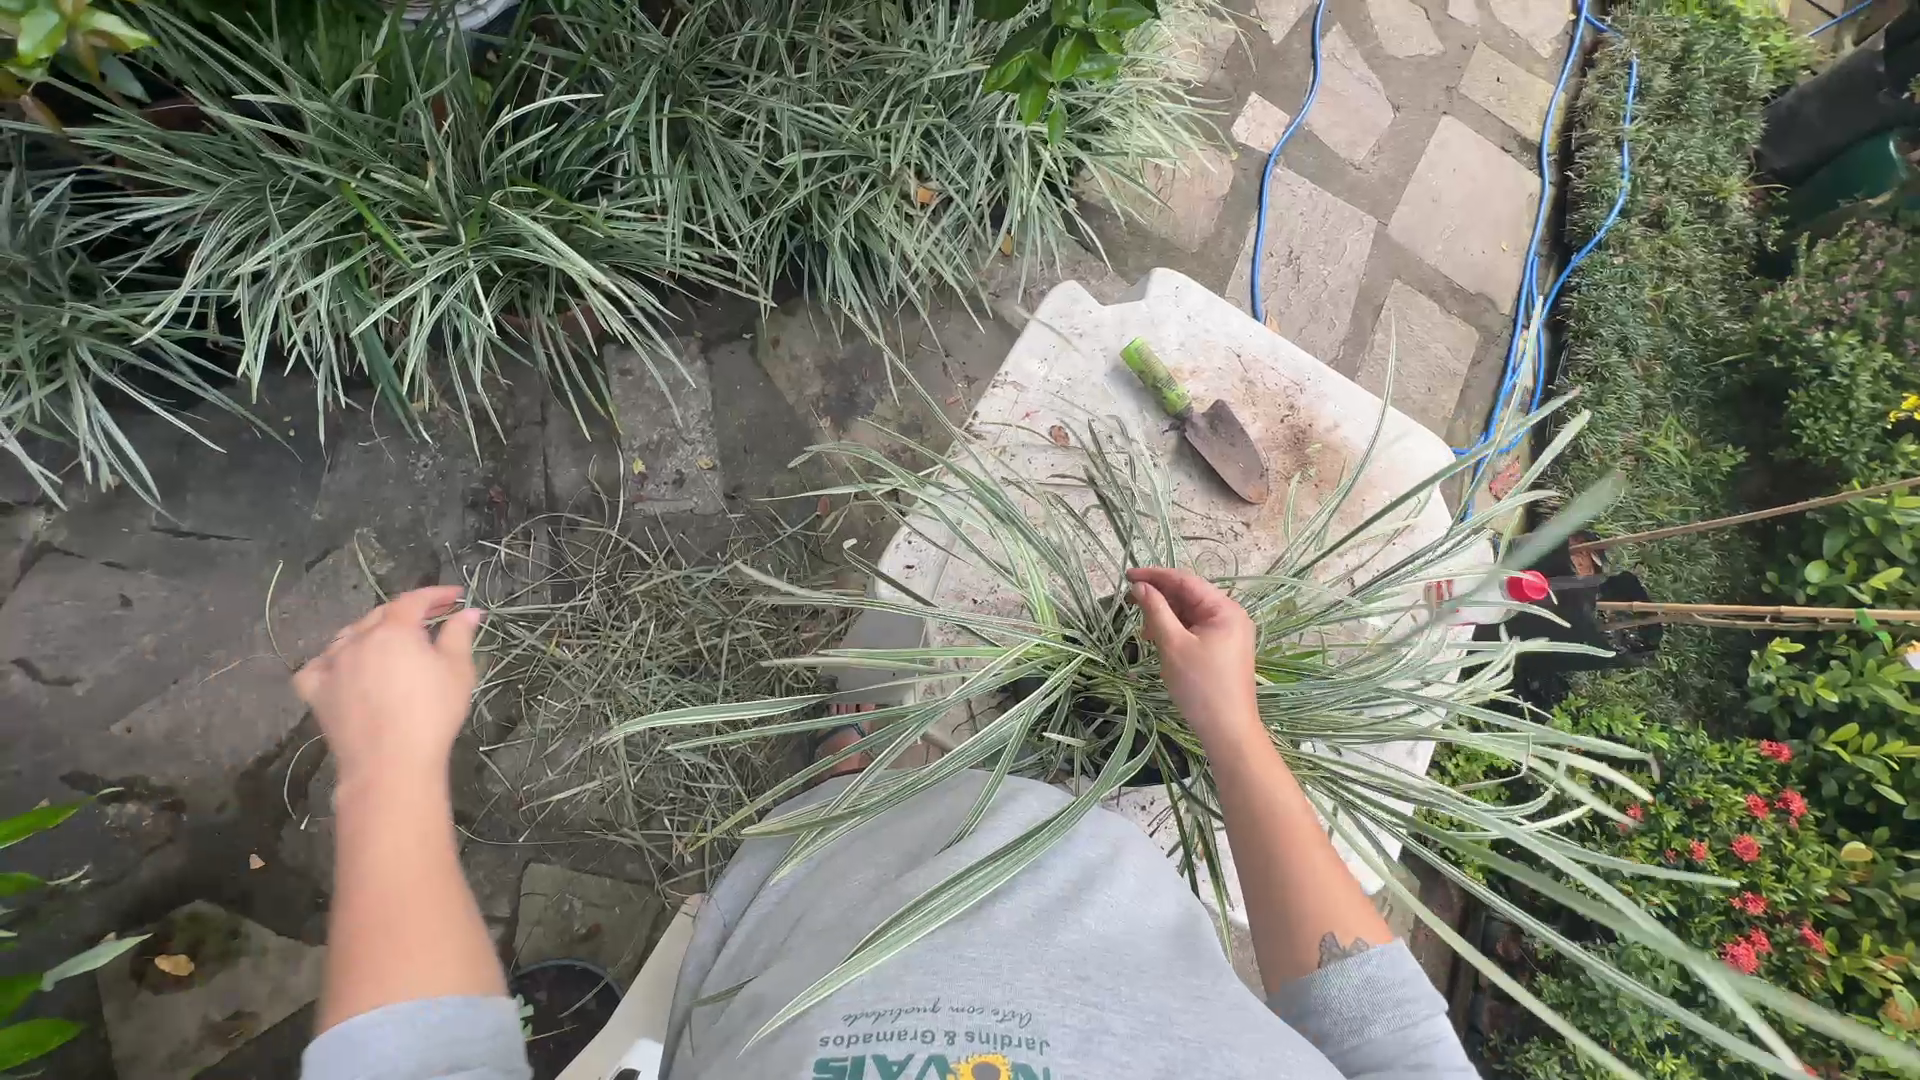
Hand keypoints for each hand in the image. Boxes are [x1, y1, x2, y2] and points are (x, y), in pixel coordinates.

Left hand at [292, 586, 484, 793]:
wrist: (390, 761)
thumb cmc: (433, 711)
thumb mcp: (458, 670)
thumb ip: (459, 635)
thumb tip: (468, 612)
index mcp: (394, 631)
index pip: (413, 600)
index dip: (436, 594)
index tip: (457, 595)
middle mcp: (357, 641)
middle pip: (381, 614)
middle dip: (409, 611)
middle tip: (435, 616)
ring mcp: (331, 665)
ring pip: (349, 636)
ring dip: (373, 630)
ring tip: (393, 639)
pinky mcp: (315, 691)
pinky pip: (318, 664)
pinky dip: (333, 658)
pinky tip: (345, 665)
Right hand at [1126, 567, 1257, 738]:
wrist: (1227, 729)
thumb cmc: (1200, 685)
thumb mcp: (1172, 644)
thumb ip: (1156, 610)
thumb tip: (1140, 587)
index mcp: (1225, 609)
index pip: (1185, 581)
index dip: (1155, 576)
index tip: (1127, 575)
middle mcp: (1231, 616)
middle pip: (1189, 595)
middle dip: (1160, 597)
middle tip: (1130, 603)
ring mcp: (1229, 633)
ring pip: (1190, 613)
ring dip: (1165, 616)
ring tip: (1144, 631)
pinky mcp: (1223, 649)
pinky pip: (1195, 629)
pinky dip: (1175, 630)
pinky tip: (1159, 640)